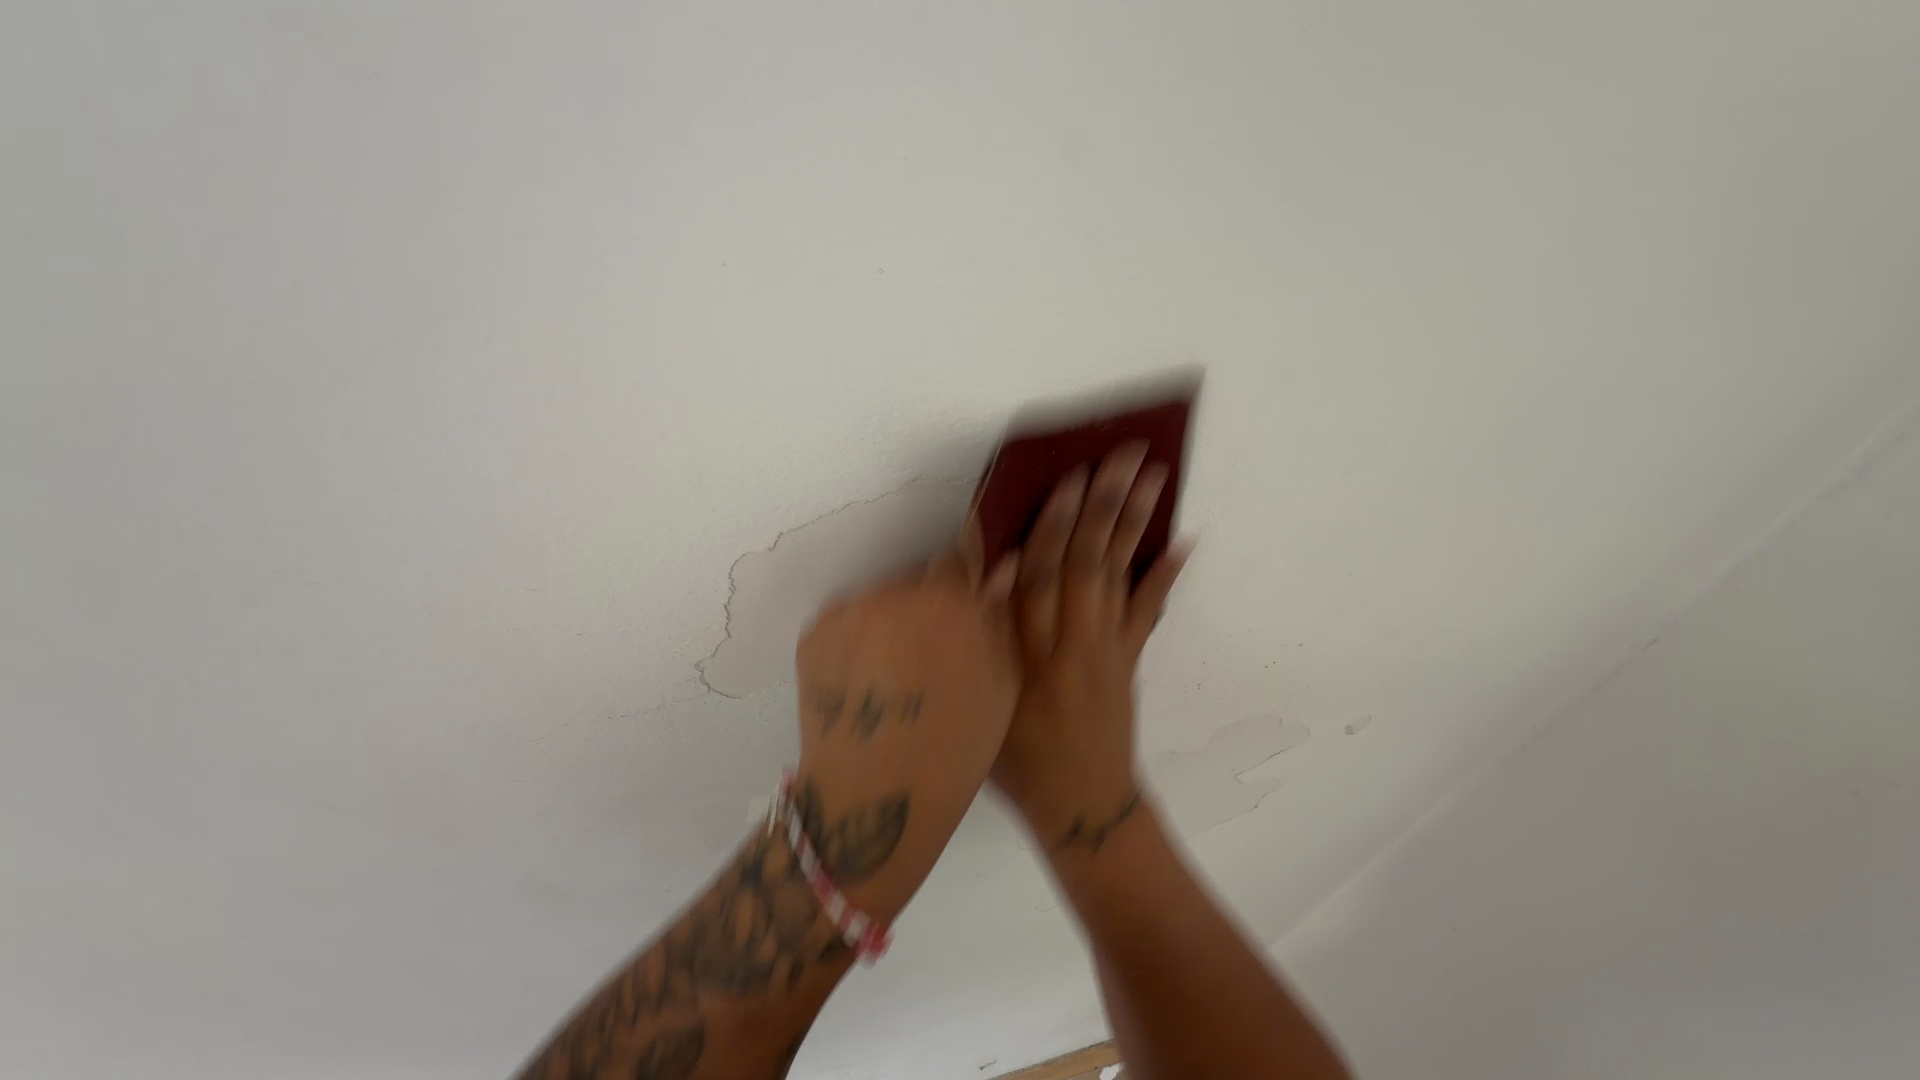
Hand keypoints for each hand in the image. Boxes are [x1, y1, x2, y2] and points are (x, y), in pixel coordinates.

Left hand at [793, 552, 1020, 918]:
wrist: (874, 798)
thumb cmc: (956, 747)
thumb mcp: (1004, 682)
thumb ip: (999, 615)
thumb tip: (1001, 563)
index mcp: (950, 600)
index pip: (960, 560)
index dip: (965, 591)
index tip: (964, 623)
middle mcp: (895, 593)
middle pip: (917, 581)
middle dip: (927, 608)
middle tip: (930, 660)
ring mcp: (848, 612)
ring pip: (880, 602)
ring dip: (890, 624)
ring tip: (893, 680)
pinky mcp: (814, 633)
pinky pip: (847, 624)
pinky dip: (857, 644)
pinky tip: (865, 686)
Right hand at [992, 443, 1190, 851]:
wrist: (1082, 809)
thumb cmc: (1015, 763)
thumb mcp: (980, 708)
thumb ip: (981, 644)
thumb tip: (984, 578)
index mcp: (1023, 656)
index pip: (1033, 579)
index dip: (1048, 528)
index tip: (1062, 480)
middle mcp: (1067, 645)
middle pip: (1081, 565)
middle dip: (1097, 506)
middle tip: (1116, 456)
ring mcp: (1105, 651)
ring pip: (1115, 576)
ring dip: (1132, 523)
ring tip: (1151, 476)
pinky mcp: (1128, 661)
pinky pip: (1147, 612)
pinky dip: (1164, 574)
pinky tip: (1184, 540)